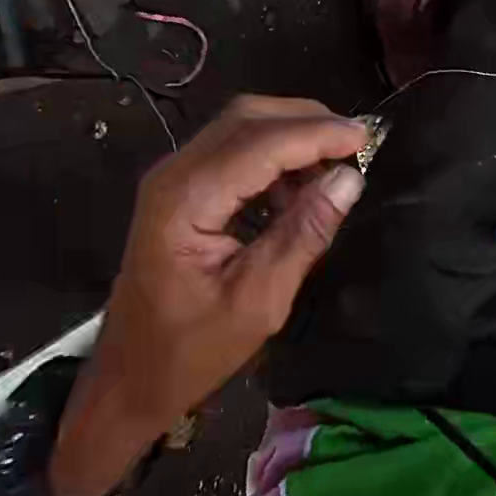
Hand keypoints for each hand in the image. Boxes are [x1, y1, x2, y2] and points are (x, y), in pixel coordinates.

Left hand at [48, 96, 368, 495]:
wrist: (129, 376)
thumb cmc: (190, 351)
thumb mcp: (259, 301)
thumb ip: (304, 234)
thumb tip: (350, 179)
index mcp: (185, 201)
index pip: (260, 143)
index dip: (317, 134)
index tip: (366, 137)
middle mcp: (174, 174)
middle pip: (247, 118)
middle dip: (307, 122)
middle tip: (356, 143)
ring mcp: (173, 177)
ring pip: (241, 127)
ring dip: (292, 136)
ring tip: (335, 167)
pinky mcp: (182, 188)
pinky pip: (234, 151)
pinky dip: (274, 156)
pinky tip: (299, 187)